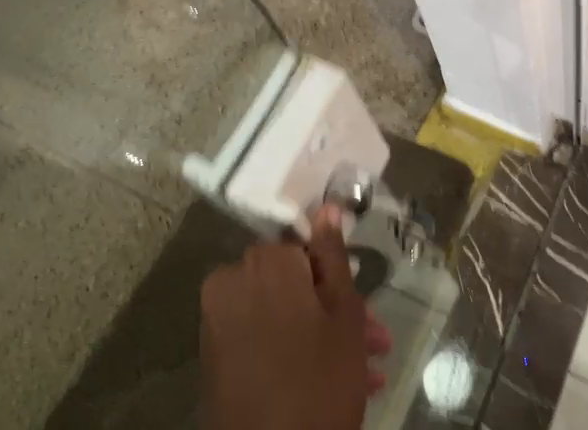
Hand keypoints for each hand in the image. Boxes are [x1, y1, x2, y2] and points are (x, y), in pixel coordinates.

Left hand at [199, 205, 392, 429]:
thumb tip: (327, 208)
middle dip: (335, 309)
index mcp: (265, 264)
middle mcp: (232, 284)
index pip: (306, 246)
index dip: (337, 275)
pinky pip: (263, 338)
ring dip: (321, 335)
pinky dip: (294, 350)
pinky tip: (336, 378)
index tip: (363, 303)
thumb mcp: (343, 312)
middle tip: (372, 339)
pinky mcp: (215, 359)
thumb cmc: (319, 379)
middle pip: (294, 283)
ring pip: (283, 313)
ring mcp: (218, 323)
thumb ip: (333, 255)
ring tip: (365, 370)